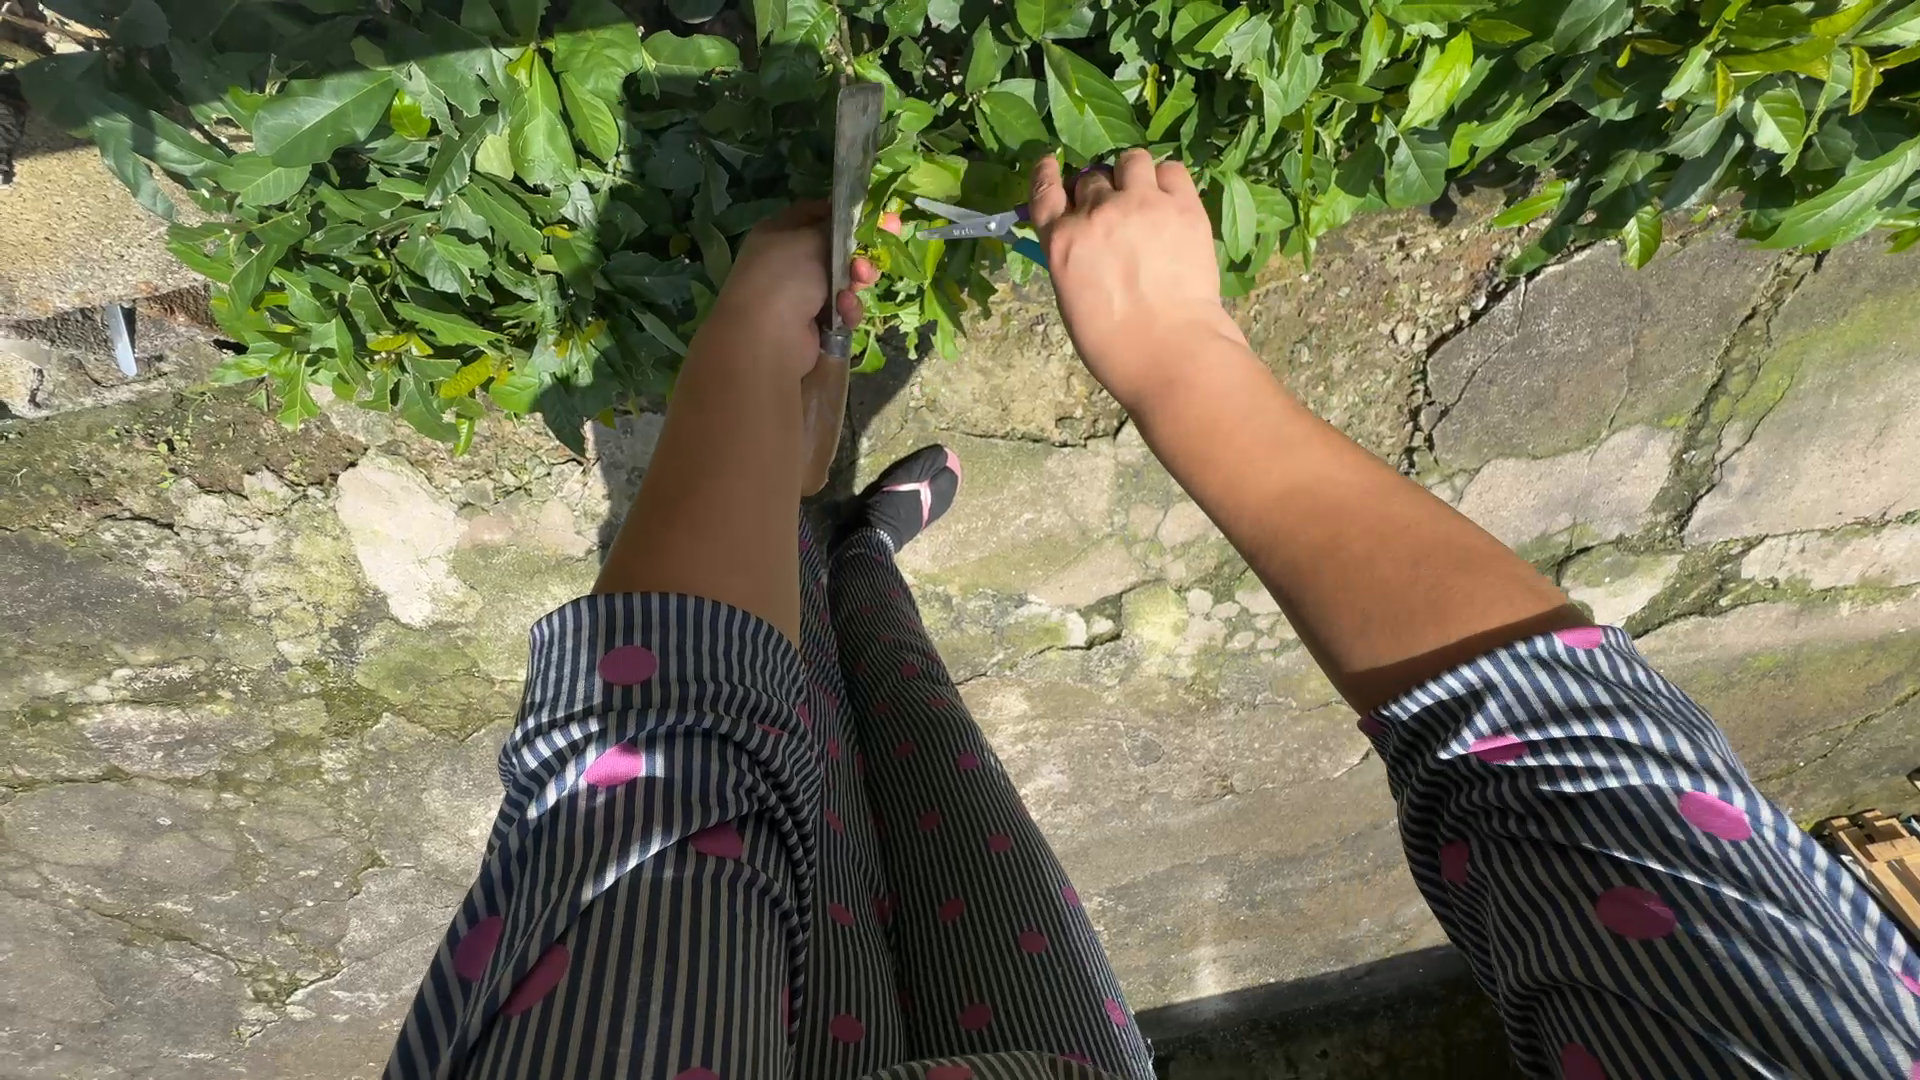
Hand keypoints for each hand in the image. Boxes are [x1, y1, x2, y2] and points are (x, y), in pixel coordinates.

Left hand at [696, 200, 878, 378]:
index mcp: (781, 233)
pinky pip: (842, 310)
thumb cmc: (786, 276)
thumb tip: (850, 221)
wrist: (770, 336)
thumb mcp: (812, 239)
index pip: (816, 214)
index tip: (874, 217)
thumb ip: (836, 227)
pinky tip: (843, 310)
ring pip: (845, 282)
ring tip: (861, 281)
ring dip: (856, 281)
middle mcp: (790, 262)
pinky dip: (847, 309)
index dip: (845, 215)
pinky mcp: (815, 323)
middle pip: (837, 251)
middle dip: (859, 253)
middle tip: (879, 252)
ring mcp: (802, 294)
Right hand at [1028, 150, 1246, 406]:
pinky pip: (1171, 170)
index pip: (1046, 192)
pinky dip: (1166, 181)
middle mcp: (1097, 213)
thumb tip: (1082, 239)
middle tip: (1111, 213)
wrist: (1169, 351)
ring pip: (1131, 161)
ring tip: (1142, 198)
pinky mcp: (1183, 206)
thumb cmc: (1112, 345)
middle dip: (1097, 193)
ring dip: (1131, 176)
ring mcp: (1142, 204)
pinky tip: (1169, 202)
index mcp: (1062, 242)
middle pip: (1091, 179)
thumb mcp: (1072, 300)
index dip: (1047, 174)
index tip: (1050, 164)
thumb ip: (1071, 259)